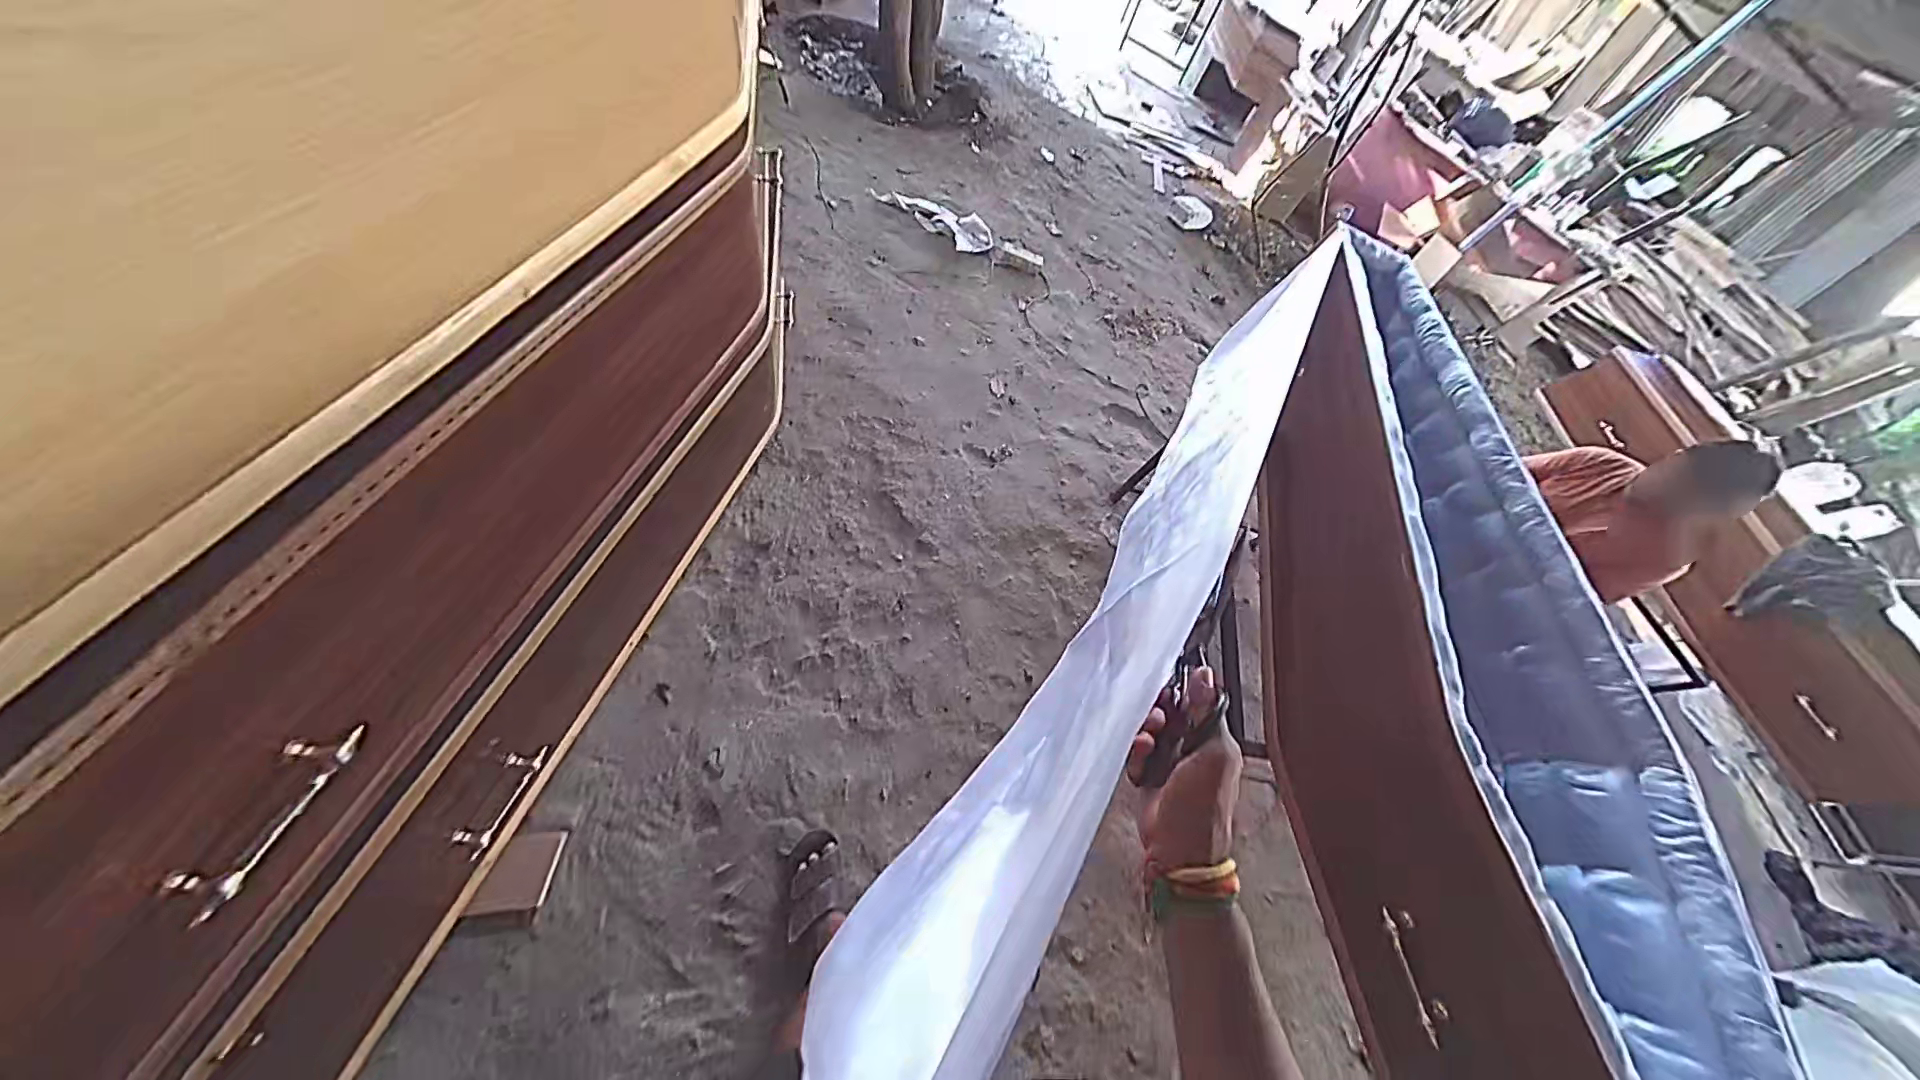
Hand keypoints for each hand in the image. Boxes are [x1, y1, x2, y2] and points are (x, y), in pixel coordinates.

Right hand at [1127, 666, 1240, 872]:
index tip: (1167, 693)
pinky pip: (1134, 752)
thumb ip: (1207, 711)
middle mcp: (1190, 745)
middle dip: (1156, 713)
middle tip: (1156, 723)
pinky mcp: (1148, 773)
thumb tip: (1205, 673)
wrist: (1178, 849)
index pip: (1193, 699)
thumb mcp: (1212, 753)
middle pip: (1166, 711)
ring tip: (1146, 746)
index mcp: (1212, 736)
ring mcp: (1168, 759)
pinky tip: (1140, 768)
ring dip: (1143, 734)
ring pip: (1146, 728)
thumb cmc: (1202, 805)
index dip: (1178, 693)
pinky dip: (1134, 757)